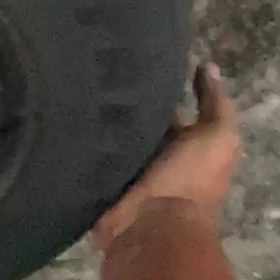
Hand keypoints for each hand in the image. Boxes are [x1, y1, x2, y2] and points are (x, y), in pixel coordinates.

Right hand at [90, 62, 240, 250]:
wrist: (151, 224)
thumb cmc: (189, 178)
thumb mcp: (217, 137)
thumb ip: (216, 103)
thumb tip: (209, 66)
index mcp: (185, 144)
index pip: (168, 107)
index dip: (157, 83)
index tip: (133, 55)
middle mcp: (155, 154)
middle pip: (135, 119)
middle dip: (120, 97)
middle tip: (93, 63)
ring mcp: (124, 168)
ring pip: (108, 132)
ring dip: (95, 114)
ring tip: (73, 80)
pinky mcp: (98, 178)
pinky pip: (87, 150)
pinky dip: (78, 135)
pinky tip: (62, 110)